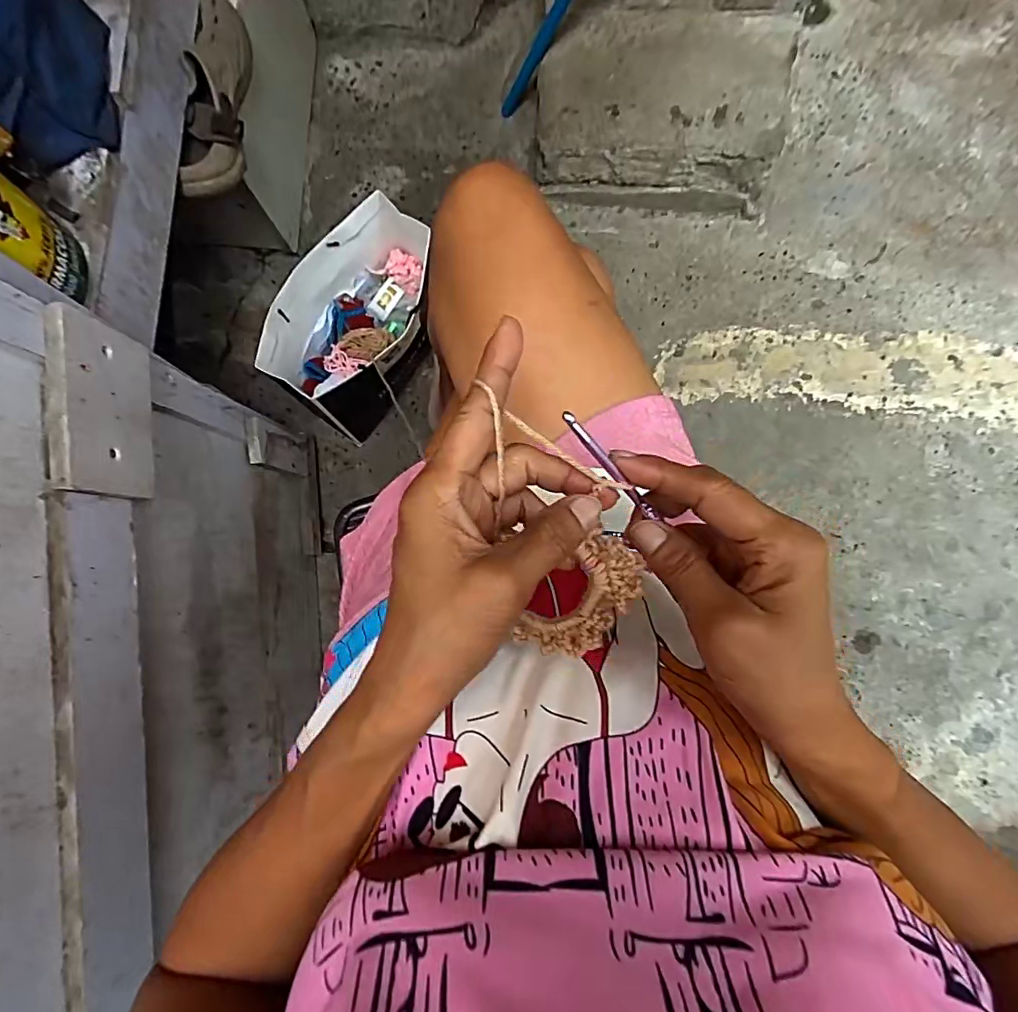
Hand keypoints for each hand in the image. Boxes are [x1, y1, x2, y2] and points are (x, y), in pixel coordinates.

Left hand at [364, 317, 613, 721]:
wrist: (415, 679)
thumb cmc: (449, 630)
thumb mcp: (507, 580)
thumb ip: (553, 535)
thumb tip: (595, 504)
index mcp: (440, 492)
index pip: (472, 418)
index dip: (494, 373)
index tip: (510, 328)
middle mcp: (446, 497)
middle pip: (508, 462)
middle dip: (555, 473)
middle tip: (602, 497)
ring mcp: (455, 521)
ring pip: (514, 493)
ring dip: (551, 508)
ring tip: (588, 533)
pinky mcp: (465, 544)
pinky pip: (508, 520)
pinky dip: (537, 528)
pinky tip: (566, 546)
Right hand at [615, 455, 880, 772]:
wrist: (803, 722)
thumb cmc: (768, 677)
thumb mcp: (718, 621)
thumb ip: (679, 566)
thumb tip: (639, 524)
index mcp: (782, 541)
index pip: (714, 493)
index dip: (663, 474)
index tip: (618, 462)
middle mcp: (779, 537)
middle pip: (712, 501)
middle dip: (663, 496)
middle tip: (614, 500)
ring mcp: (768, 554)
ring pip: (706, 524)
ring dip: (668, 525)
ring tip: (627, 534)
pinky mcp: (754, 572)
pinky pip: (709, 548)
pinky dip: (679, 549)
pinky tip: (653, 555)